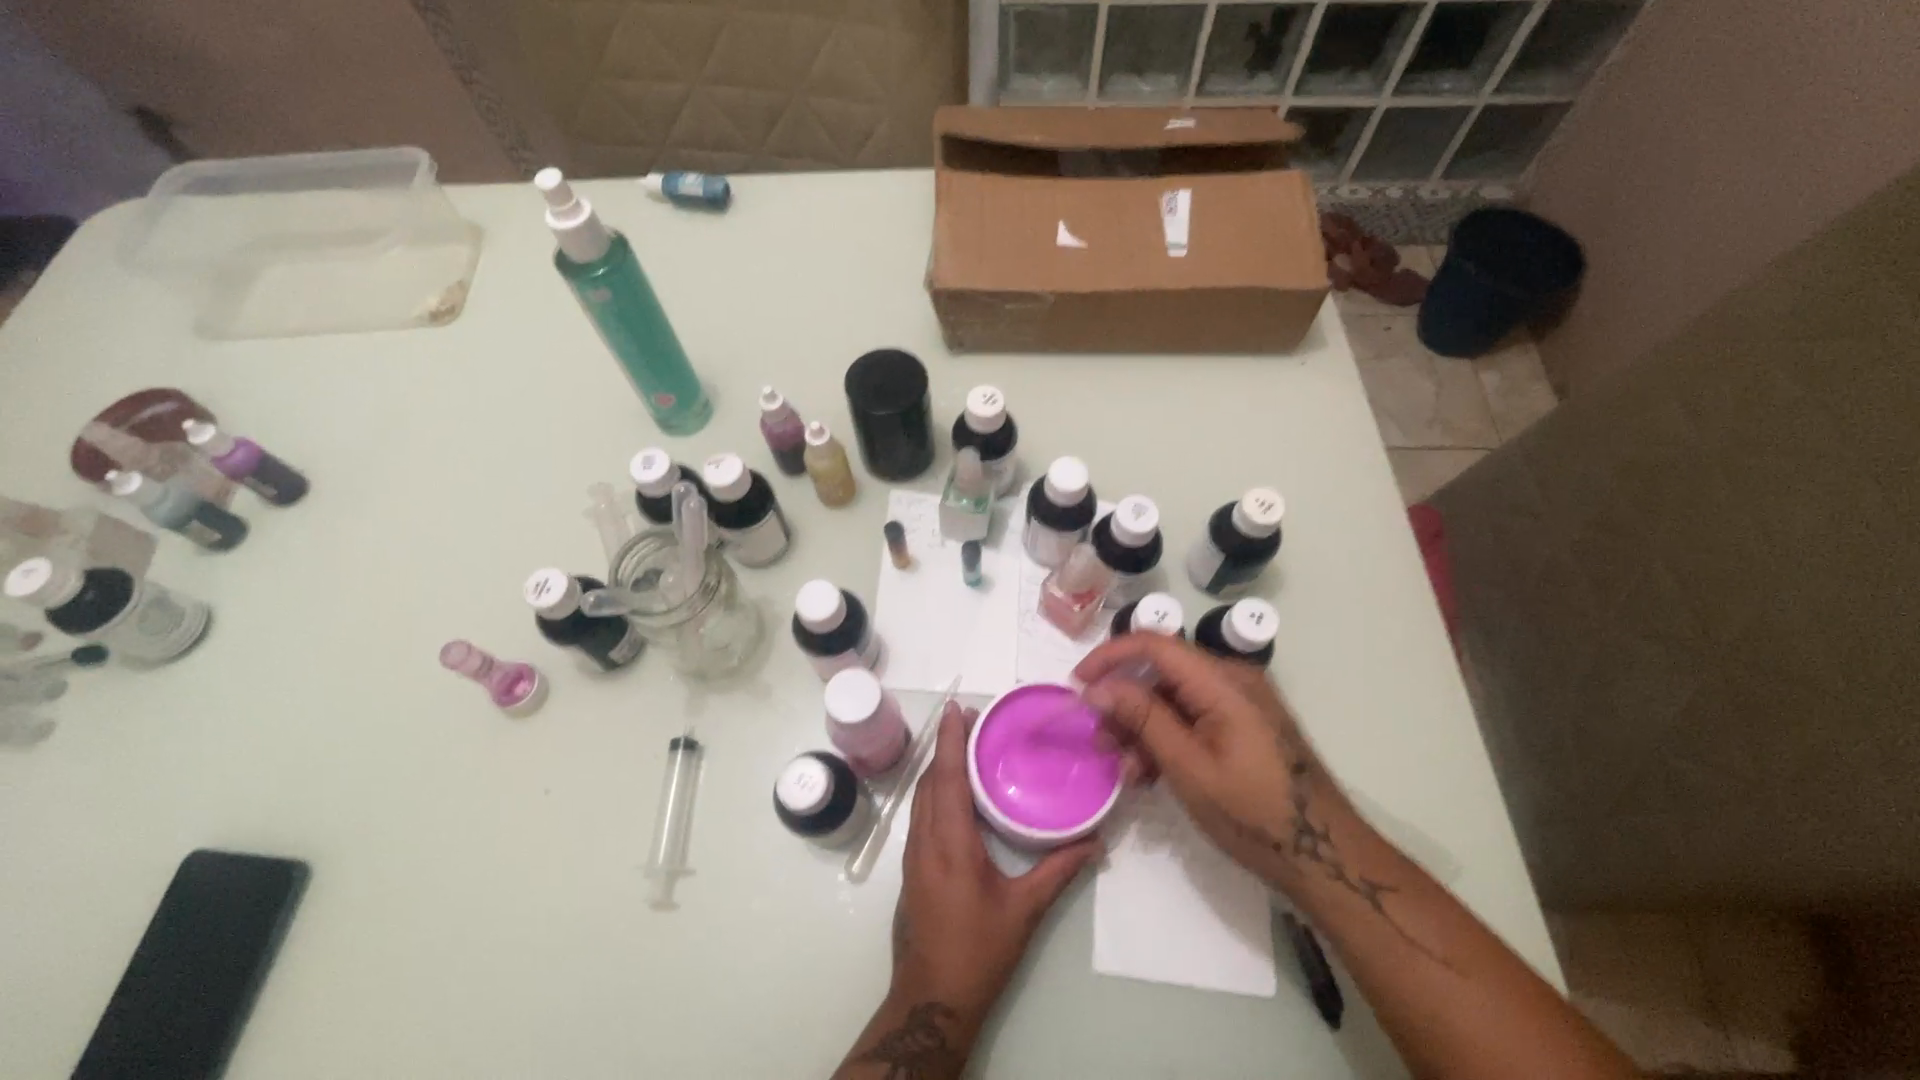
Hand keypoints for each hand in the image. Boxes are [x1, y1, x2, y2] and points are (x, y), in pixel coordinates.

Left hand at [890, 701, 1100, 1017]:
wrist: (932, 998)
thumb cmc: (978, 951)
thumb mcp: (1024, 911)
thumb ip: (1058, 871)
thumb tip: (1095, 842)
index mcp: (950, 844)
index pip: (946, 779)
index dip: (950, 740)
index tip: (957, 708)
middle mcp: (924, 842)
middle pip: (929, 781)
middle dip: (946, 746)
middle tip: (973, 721)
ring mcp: (913, 856)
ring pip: (921, 799)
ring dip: (938, 768)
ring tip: (965, 749)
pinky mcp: (912, 870)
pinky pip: (921, 816)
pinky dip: (935, 793)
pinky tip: (957, 796)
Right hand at [1074, 633, 1362, 894]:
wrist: (1324, 854)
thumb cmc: (1253, 813)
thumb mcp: (1188, 768)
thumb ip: (1143, 719)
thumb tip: (1098, 686)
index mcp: (1223, 682)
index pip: (1154, 644)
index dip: (1109, 657)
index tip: (1077, 685)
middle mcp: (1233, 680)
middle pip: (1162, 672)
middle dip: (1123, 703)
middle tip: (1099, 743)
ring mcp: (1241, 703)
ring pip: (1174, 697)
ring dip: (1142, 728)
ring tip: (1126, 772)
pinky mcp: (1244, 725)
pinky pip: (1193, 716)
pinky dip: (1167, 738)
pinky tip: (1151, 775)